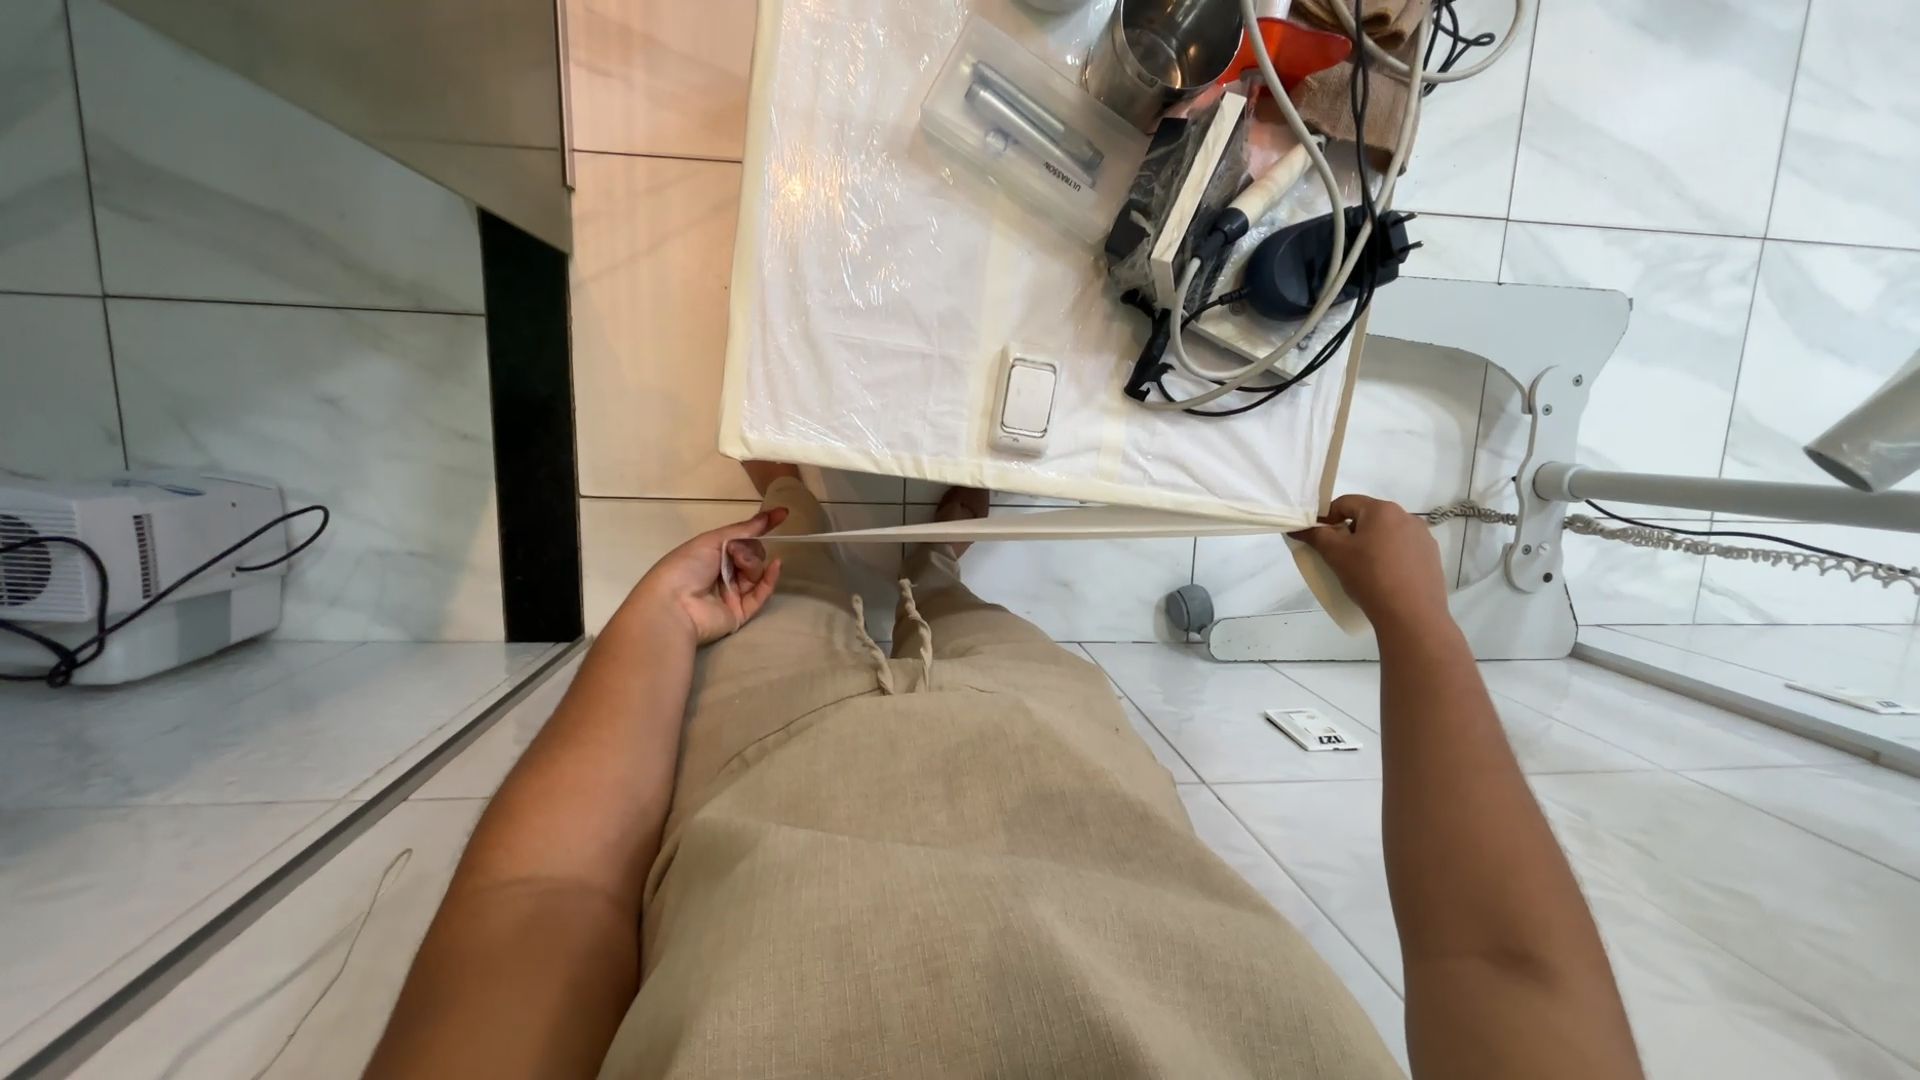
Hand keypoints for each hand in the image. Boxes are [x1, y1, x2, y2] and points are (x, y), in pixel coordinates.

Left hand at [627, 509, 786, 645]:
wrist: (675, 604)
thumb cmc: (686, 566)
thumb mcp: (712, 540)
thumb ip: (743, 529)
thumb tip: (767, 516)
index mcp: (711, 554)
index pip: (742, 537)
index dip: (761, 526)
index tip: (783, 514)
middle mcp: (723, 572)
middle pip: (752, 555)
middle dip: (748, 550)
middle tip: (734, 553)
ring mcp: (732, 593)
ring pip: (756, 572)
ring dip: (752, 564)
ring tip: (739, 564)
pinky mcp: (741, 612)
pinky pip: (762, 594)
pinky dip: (770, 579)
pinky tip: (776, 565)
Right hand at [1290, 495, 1449, 628]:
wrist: (1411, 613)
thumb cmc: (1369, 576)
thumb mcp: (1335, 554)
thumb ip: (1315, 536)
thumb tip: (1298, 528)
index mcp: (1382, 510)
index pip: (1346, 502)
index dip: (1327, 516)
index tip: (1320, 536)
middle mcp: (1406, 516)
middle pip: (1368, 516)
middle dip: (1350, 531)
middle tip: (1339, 554)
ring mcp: (1423, 536)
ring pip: (1387, 533)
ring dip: (1371, 543)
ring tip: (1363, 567)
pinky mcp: (1431, 555)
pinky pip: (1403, 548)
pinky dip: (1389, 555)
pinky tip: (1384, 576)